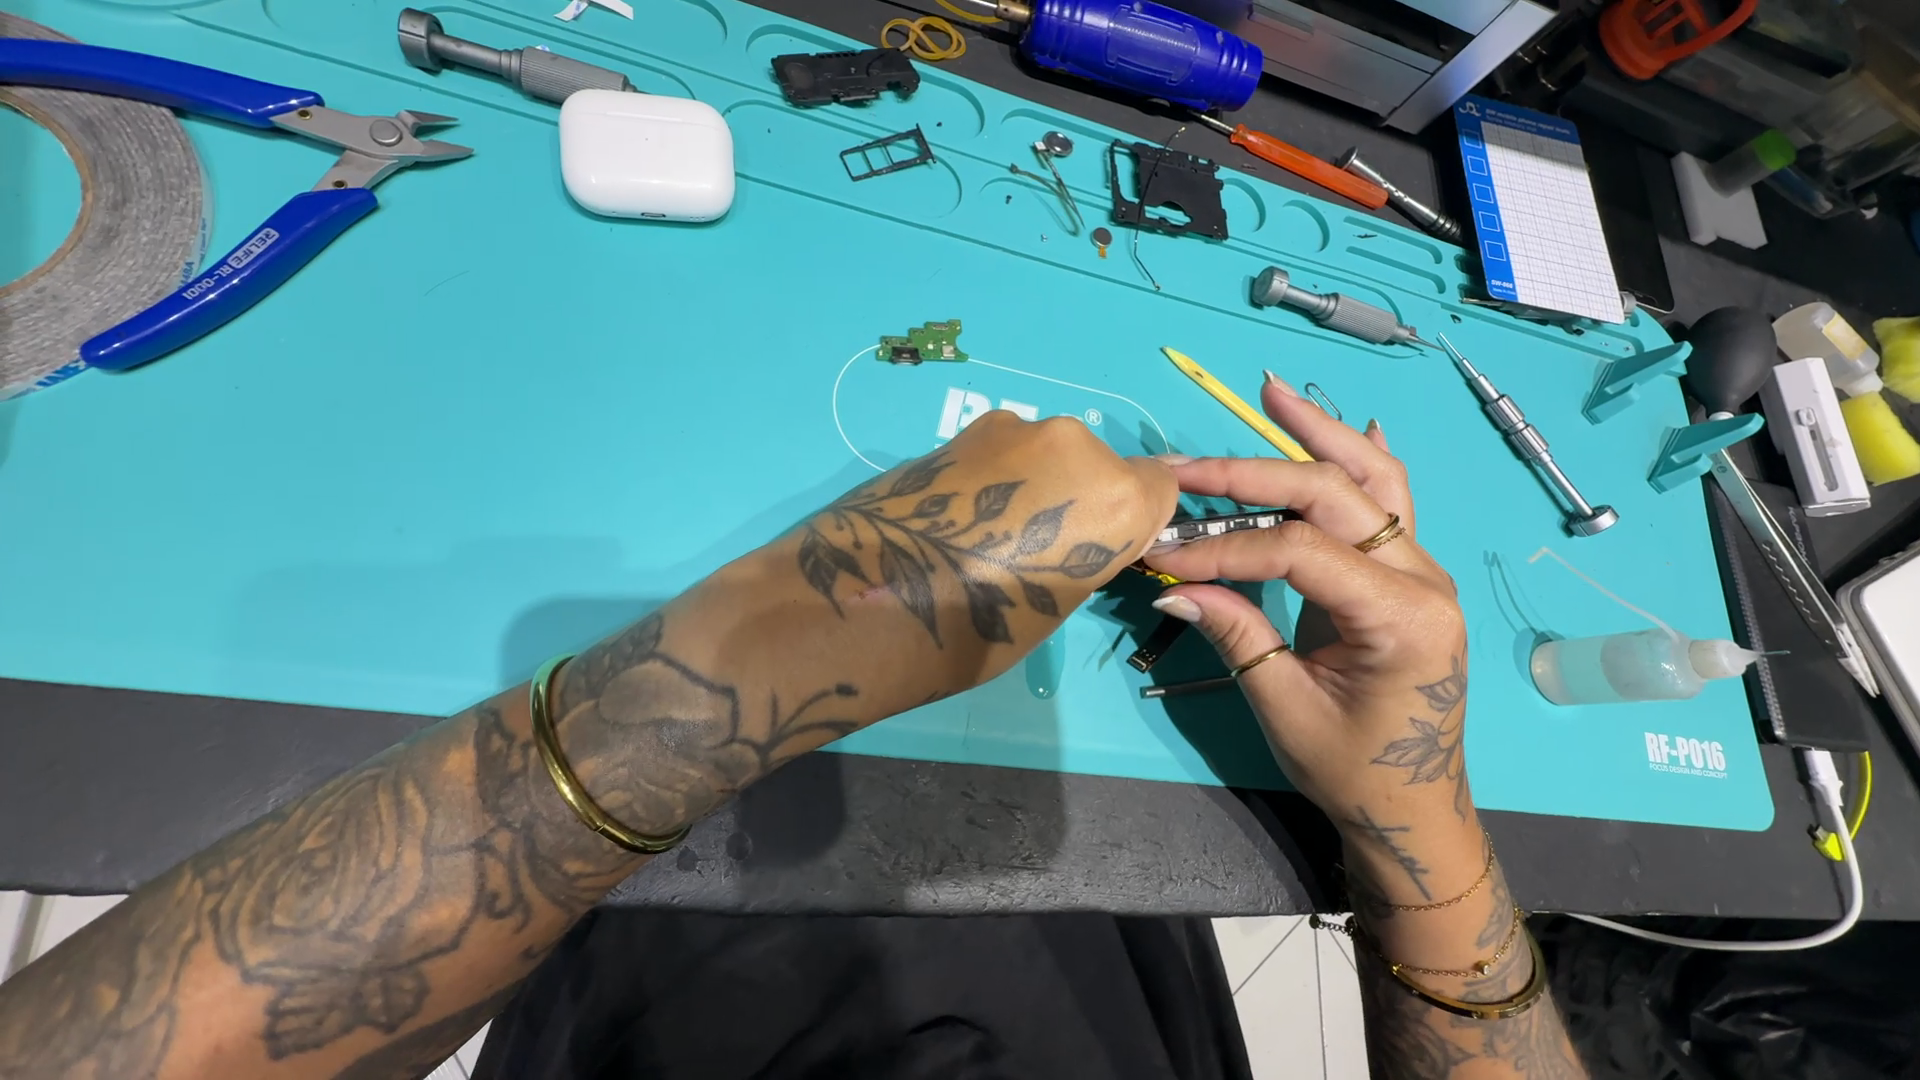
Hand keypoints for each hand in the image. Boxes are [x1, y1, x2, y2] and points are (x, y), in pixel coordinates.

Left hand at [681, 410, 1178, 724]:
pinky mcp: (960, 430)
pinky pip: (1004, 452)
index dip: (1135, 523)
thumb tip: (1081, 536)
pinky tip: (955, 519)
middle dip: (1082, 501)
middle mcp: (1070, 444)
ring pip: (1048, 456)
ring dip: (1035, 486)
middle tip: (1038, 550)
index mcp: (1113, 495)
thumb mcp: (1052, 607)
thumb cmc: (968, 628)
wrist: (861, 598)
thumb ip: (1084, 555)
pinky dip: (996, 479)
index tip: (1108, 550)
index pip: (1160, 489)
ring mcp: (1010, 429)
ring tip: (986, 537)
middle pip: (1102, 468)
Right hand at [1143, 376, 1474, 902]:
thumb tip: (1169, 582)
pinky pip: (1392, 502)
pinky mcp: (1406, 573)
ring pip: (1374, 479)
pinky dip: (1364, 460)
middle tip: (1187, 463)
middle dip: (1254, 474)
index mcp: (1401, 618)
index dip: (1223, 548)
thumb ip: (1235, 633)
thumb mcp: (1284, 708)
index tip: (1164, 553)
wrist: (1411, 804)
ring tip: (1271, 393)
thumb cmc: (1352, 769)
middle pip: (1334, 495)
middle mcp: (1422, 578)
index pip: (1298, 551)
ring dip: (1319, 433)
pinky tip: (1351, 426)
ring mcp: (1421, 570)